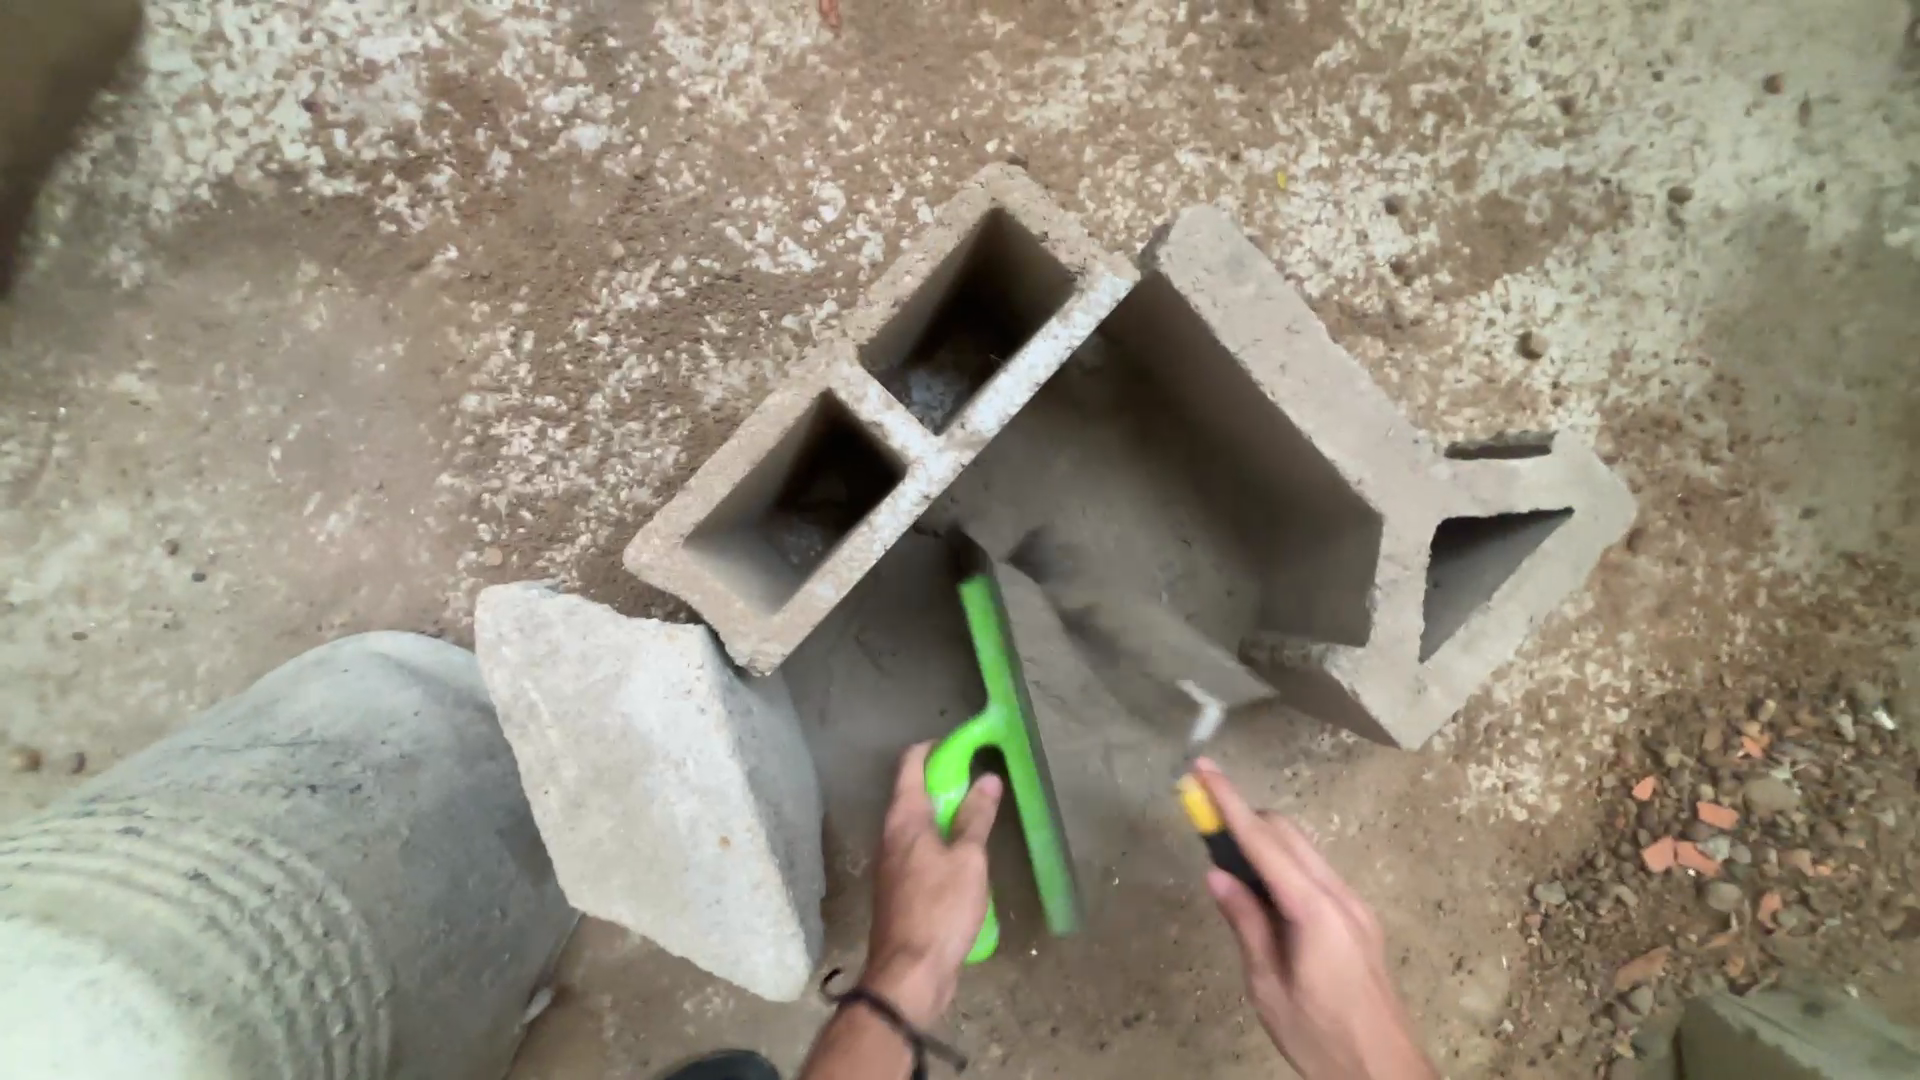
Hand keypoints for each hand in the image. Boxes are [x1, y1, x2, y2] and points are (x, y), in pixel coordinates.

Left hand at [861, 741, 1002, 1027]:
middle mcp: (891, 834)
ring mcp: (892, 862)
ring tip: (977, 818)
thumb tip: (987, 778)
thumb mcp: (968, 860)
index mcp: (904, 818)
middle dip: (944, 781)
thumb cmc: (940, 909)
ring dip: (944, 814)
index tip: (963, 746)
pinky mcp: (899, 888)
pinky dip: (940, 841)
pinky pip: (919, 850)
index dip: (935, 748)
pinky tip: (964, 858)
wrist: (908, 974)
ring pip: (917, 823)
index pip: (911, 764)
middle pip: (913, 792)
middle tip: (978, 783)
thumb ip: (977, 817)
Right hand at [1195, 759, 1435, 1079]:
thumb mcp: (1268, 987)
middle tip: (1206, 830)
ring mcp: (1355, 906)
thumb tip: (1217, 875)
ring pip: (1302, 848)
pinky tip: (1264, 895)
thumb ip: (1245, 923)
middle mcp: (1340, 896)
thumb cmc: (1321, 1039)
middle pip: (1286, 832)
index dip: (1228, 801)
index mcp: (1314, 911)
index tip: (1203, 767)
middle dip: (1244, 817)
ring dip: (1264, 840)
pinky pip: (1314, 871)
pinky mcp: (1360, 920)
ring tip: (1230, 866)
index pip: (1262, 841)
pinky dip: (1283, 863)